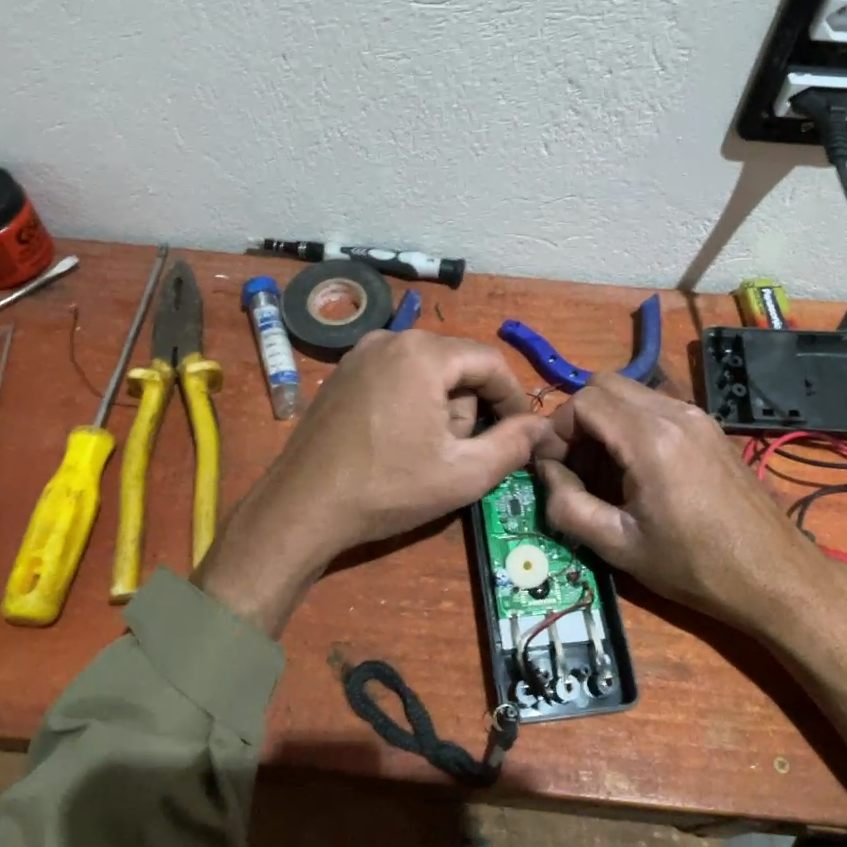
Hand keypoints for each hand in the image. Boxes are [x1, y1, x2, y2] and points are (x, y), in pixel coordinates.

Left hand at [195, 330, 547, 633]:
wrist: (302, 507)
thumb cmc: (388, 489)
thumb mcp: (463, 474)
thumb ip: (513, 444)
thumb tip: (544, 427)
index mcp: (422, 353)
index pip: (489, 362)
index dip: (513, 397)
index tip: (521, 432)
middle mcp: (390, 339)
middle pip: (456, 365)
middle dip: (470, 407)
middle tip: (462, 453)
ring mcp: (359, 354)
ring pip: (426, 372)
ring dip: (440, 408)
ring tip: (427, 454)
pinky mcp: (341, 375)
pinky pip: (395, 377)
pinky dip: (410, 404)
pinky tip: (398, 444)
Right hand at [535, 373, 836, 627]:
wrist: (776, 578)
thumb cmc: (696, 568)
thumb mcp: (619, 547)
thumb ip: (569, 506)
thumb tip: (547, 474)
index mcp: (650, 439)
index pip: (583, 401)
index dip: (556, 429)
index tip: (552, 467)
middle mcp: (675, 413)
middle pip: (605, 384)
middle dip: (578, 419)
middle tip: (574, 464)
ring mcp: (698, 417)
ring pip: (632, 392)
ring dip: (605, 420)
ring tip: (603, 470)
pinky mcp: (711, 429)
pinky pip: (657, 406)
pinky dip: (632, 424)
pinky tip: (636, 471)